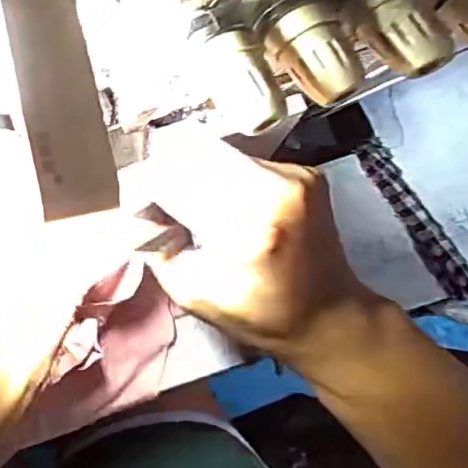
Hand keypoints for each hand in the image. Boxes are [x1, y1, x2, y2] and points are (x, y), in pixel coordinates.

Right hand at [131, 134, 388, 370]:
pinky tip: (227, 202)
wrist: (331, 316)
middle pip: (197, 154)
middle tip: (160, 197)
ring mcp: (295, 175)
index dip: (149, 188)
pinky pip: (245, 159)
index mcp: (248, 227)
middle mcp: (276, 188)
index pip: (176, 180)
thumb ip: (157, 248)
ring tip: (194, 203)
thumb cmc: (260, 315)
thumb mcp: (193, 292)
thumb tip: (136, 211)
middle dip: (170, 172)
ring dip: (197, 171)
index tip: (140, 204)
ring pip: (220, 151)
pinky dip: (226, 176)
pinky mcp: (305, 171)